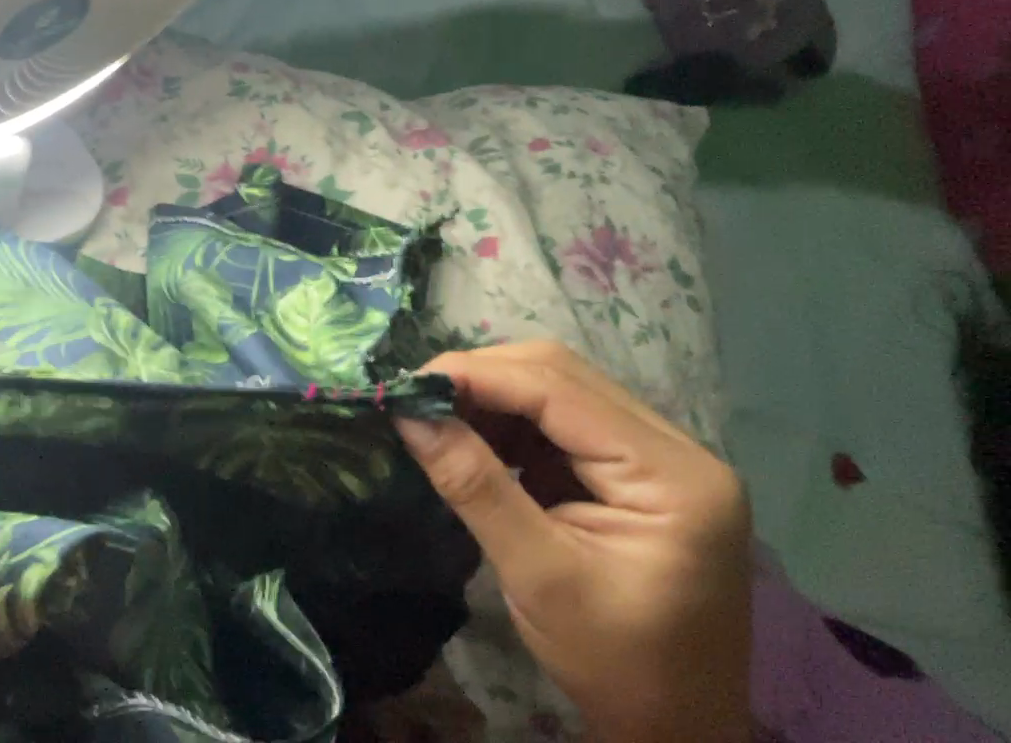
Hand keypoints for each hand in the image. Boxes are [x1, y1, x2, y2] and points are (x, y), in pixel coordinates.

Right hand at [393, 342, 751, 742]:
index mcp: (674, 476)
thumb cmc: (614, 661)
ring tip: (433, 416)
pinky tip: (469, 436)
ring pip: (559, 390)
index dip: (478, 374)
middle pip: (563, 376)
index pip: (562, 390)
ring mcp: (656, 459)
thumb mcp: (537, 575)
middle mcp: (676, 451)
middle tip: (414, 399)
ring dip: (490, 396)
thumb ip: (474, 486)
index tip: (406, 385)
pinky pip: (560, 422)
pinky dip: (507, 422)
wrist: (674, 725)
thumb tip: (408, 415)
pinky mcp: (631, 473)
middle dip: (481, 377)